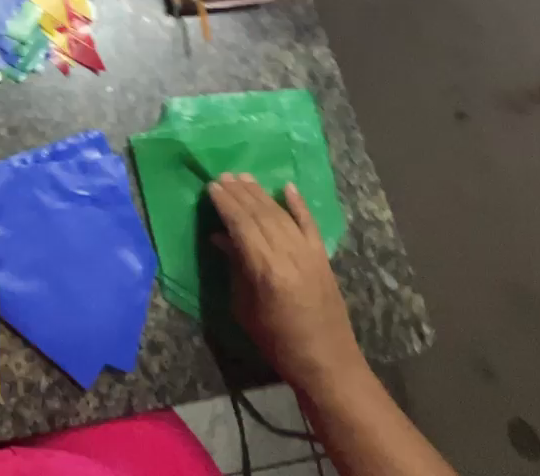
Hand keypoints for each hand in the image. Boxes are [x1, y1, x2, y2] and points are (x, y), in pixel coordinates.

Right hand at [206, 174, 362, 393]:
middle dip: (240, 193)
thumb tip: (220, 237)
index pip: (242, 225)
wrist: (328, 363)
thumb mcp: (245, 308)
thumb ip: (235, 267)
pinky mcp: (323, 259)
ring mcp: (309, 254)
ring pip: (281, 215)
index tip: (211, 187)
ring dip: (261, 194)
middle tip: (223, 176)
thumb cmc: (277, 341)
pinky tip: (287, 188)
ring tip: (244, 177)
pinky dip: (299, 204)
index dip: (226, 203)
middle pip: (261, 214)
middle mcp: (289, 255)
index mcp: (266, 269)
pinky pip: (310, 224)